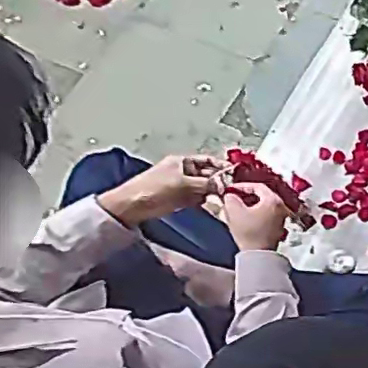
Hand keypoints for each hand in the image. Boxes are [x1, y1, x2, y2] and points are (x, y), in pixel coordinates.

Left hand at [99, 155, 226, 226]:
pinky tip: (213, 205)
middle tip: (231, 189)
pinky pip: (201, 198)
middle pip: (210, 174)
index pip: (208, 160)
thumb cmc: (153, 189)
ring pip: (207, 187)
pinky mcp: (182, 199)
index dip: (222, 165)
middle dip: (220, 181)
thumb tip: (226, 185)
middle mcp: (185, 172)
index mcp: (182, 162)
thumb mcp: (184, 183)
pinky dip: (207, 201)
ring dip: (215, 193)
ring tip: (222, 198)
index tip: (235, 173)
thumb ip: (208, 184)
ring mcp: (184, 186)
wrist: (131, 207)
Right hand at [222, 183, 294, 250]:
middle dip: (247, 194)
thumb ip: (231, 199)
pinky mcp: (279, 226)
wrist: (259, 253)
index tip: (231, 189)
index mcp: (273, 200)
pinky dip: (257, 211)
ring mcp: (282, 217)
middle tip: (234, 196)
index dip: (242, 186)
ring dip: (251, 203)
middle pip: (263, 195)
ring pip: (265, 205)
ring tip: (237, 206)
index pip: (258, 186)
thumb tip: (230, 195)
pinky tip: (246, 216)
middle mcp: (281, 207)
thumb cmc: (249, 232)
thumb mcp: (234, 212)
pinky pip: (267, 213)